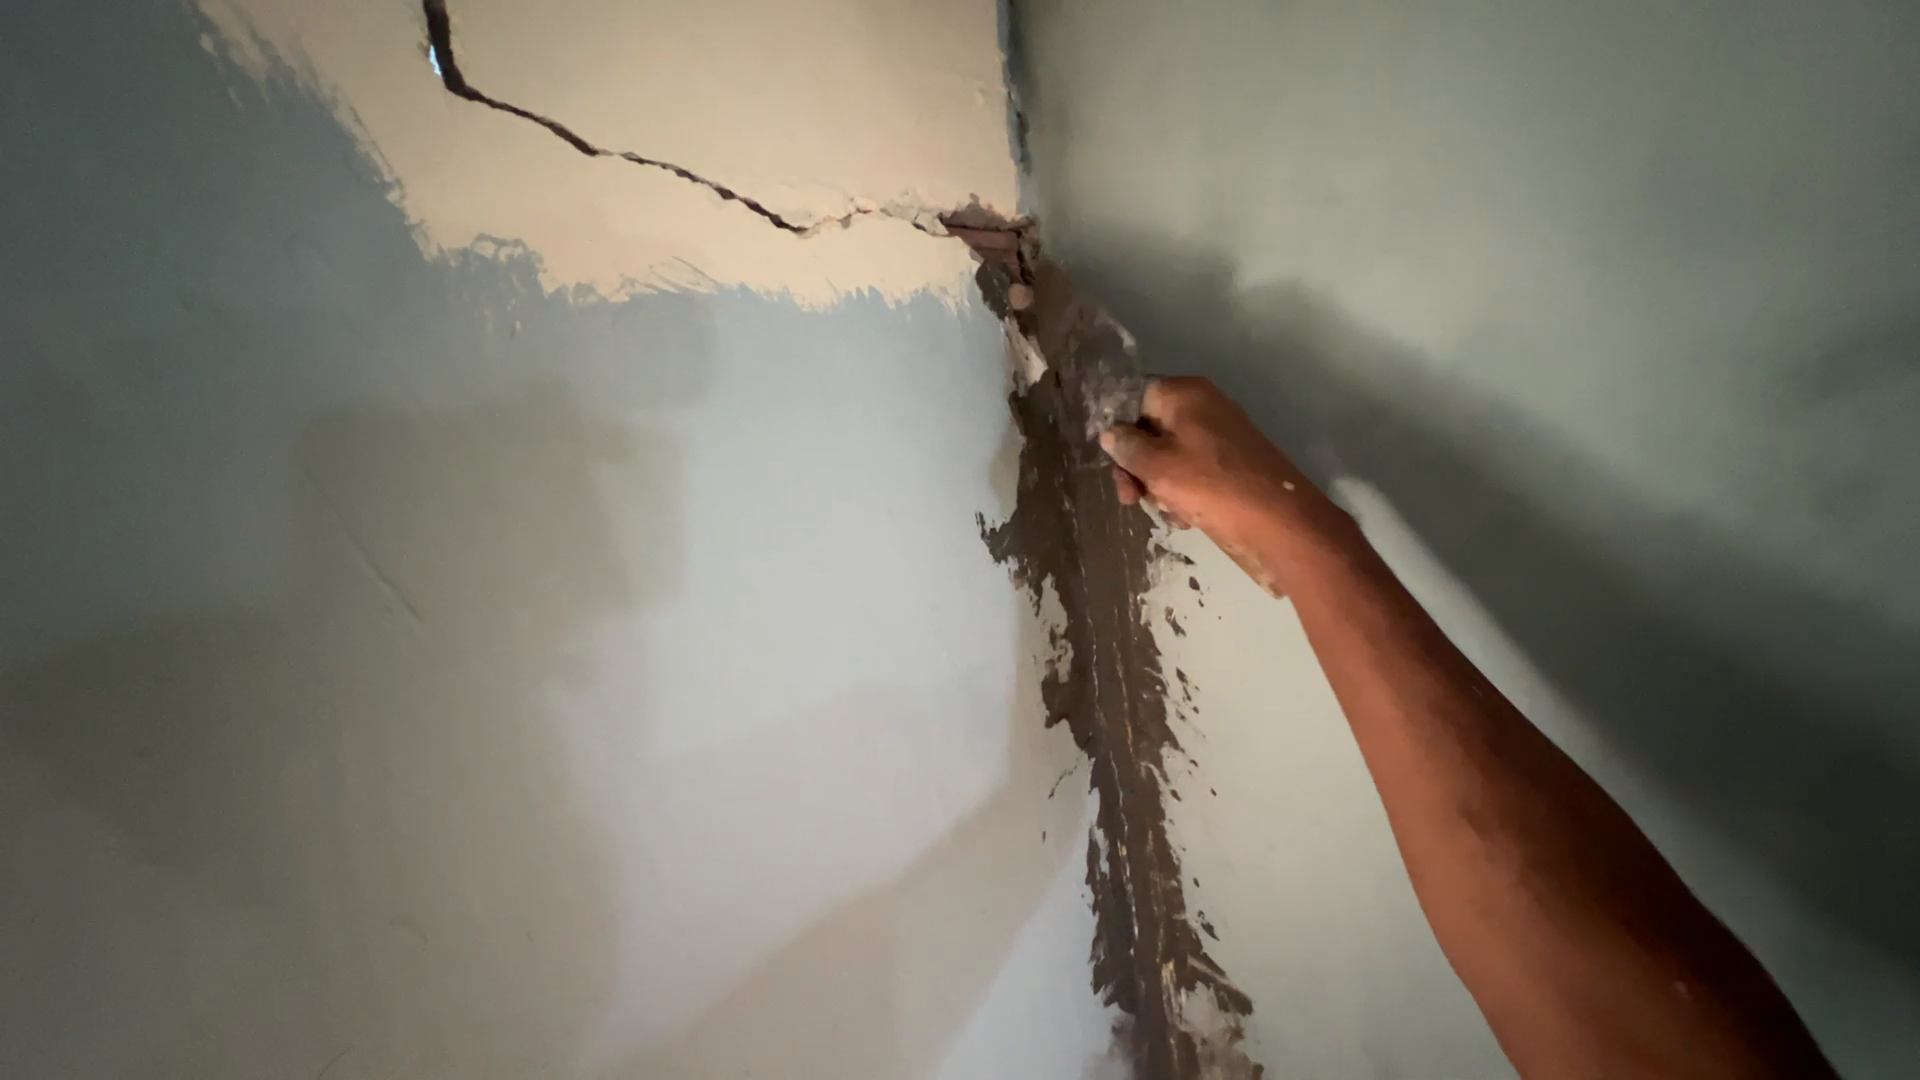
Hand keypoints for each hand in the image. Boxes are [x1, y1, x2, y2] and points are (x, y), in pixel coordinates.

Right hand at [1101, 376, 1335, 594]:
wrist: (1279, 524)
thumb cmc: (1212, 487)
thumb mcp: (1158, 466)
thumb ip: (1127, 446)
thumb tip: (1110, 432)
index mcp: (1185, 395)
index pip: (1134, 395)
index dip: (1116, 426)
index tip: (1107, 458)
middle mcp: (1202, 408)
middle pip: (1148, 430)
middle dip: (1134, 465)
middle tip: (1130, 498)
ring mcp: (1216, 439)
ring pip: (1166, 457)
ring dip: (1156, 486)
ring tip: (1166, 511)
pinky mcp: (1226, 467)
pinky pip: (1188, 475)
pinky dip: (1180, 494)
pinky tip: (1184, 517)